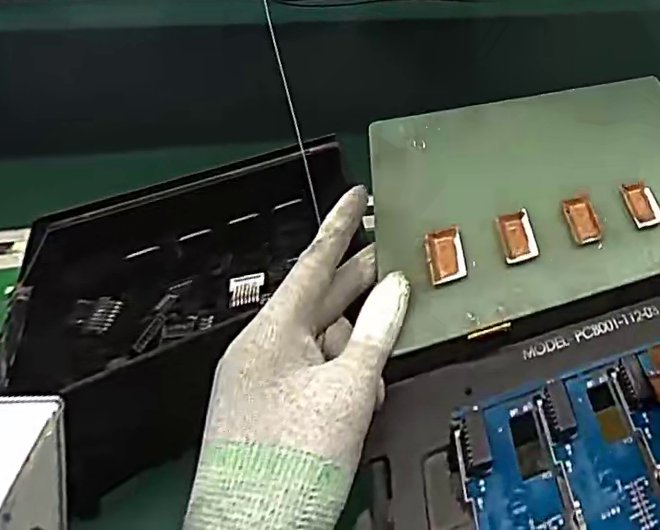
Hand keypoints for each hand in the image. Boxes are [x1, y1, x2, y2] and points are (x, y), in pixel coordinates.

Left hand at [183, 186, 409, 529]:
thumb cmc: (289, 466)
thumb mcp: (350, 387)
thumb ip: (377, 330)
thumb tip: (395, 288)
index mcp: (271, 334)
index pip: (314, 261)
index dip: (340, 224)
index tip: (356, 195)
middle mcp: (263, 351)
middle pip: (323, 297)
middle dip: (362, 278)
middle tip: (396, 254)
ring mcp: (264, 382)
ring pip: (324, 336)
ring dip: (360, 336)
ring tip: (391, 343)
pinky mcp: (272, 410)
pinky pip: (317, 369)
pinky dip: (347, 369)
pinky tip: (370, 384)